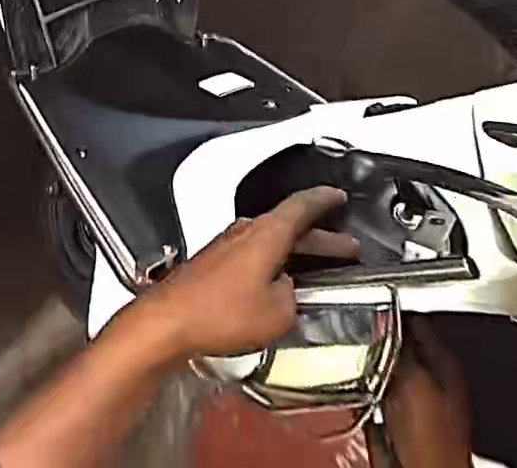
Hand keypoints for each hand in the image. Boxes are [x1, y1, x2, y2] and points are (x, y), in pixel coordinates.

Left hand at [120, 187, 351, 360]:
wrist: (171, 319)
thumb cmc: (219, 312)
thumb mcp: (277, 313)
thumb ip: (292, 297)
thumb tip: (287, 292)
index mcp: (266, 233)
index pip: (301, 205)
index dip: (324, 200)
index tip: (338, 196)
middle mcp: (246, 230)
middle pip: (290, 224)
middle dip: (321, 236)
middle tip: (346, 246)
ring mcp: (229, 243)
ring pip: (272, 239)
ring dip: (297, 250)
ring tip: (319, 266)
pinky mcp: (217, 260)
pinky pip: (255, 253)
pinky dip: (275, 261)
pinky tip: (280, 283)